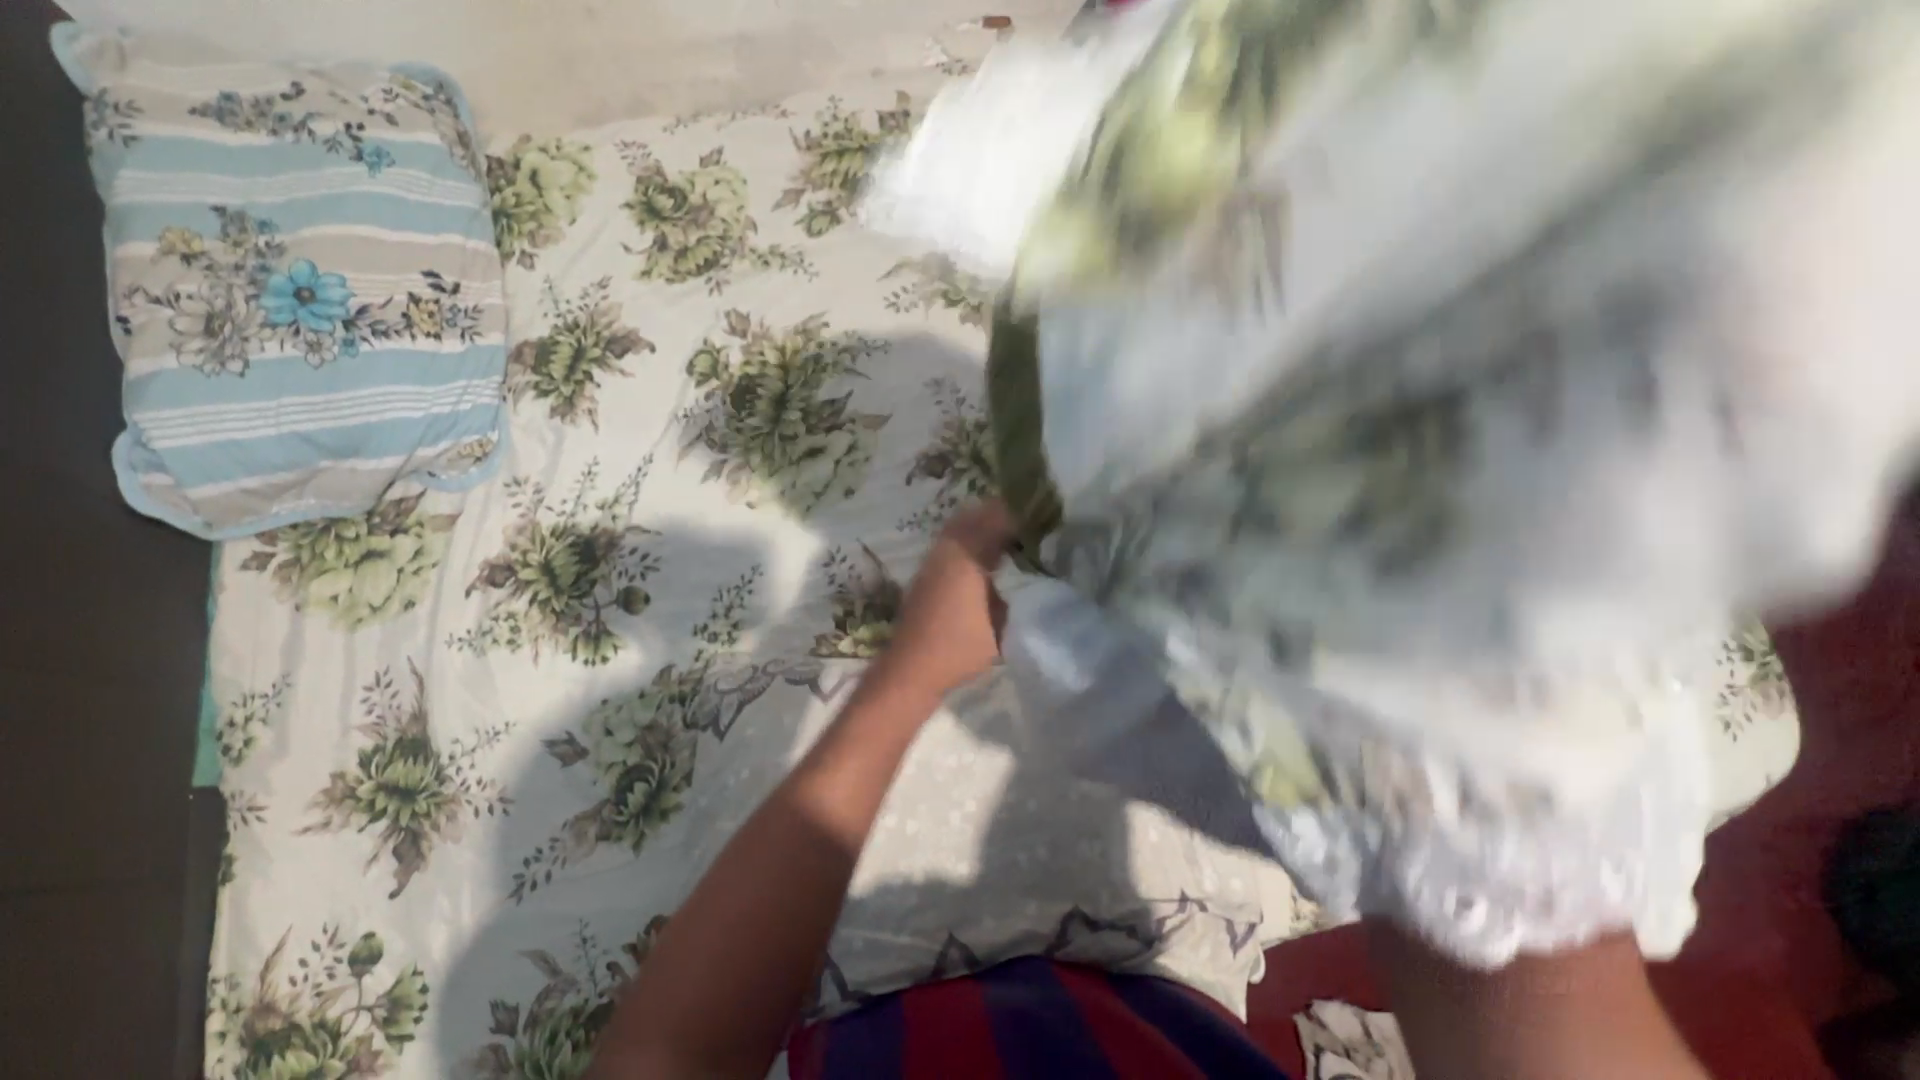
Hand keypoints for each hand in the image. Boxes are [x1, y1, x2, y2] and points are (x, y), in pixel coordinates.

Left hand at [878, 500, 1015, 698]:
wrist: (911, 668)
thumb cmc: (959, 648)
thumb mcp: (1001, 626)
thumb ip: (1016, 597)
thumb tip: (1028, 579)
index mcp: (968, 557)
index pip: (997, 519)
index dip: (1019, 516)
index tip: (1041, 520)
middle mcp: (948, 550)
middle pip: (975, 516)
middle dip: (1000, 517)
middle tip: (1026, 528)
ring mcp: (932, 560)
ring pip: (960, 529)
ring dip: (982, 529)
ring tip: (1008, 543)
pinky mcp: (924, 574)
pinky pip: (951, 544)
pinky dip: (969, 543)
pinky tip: (985, 564)